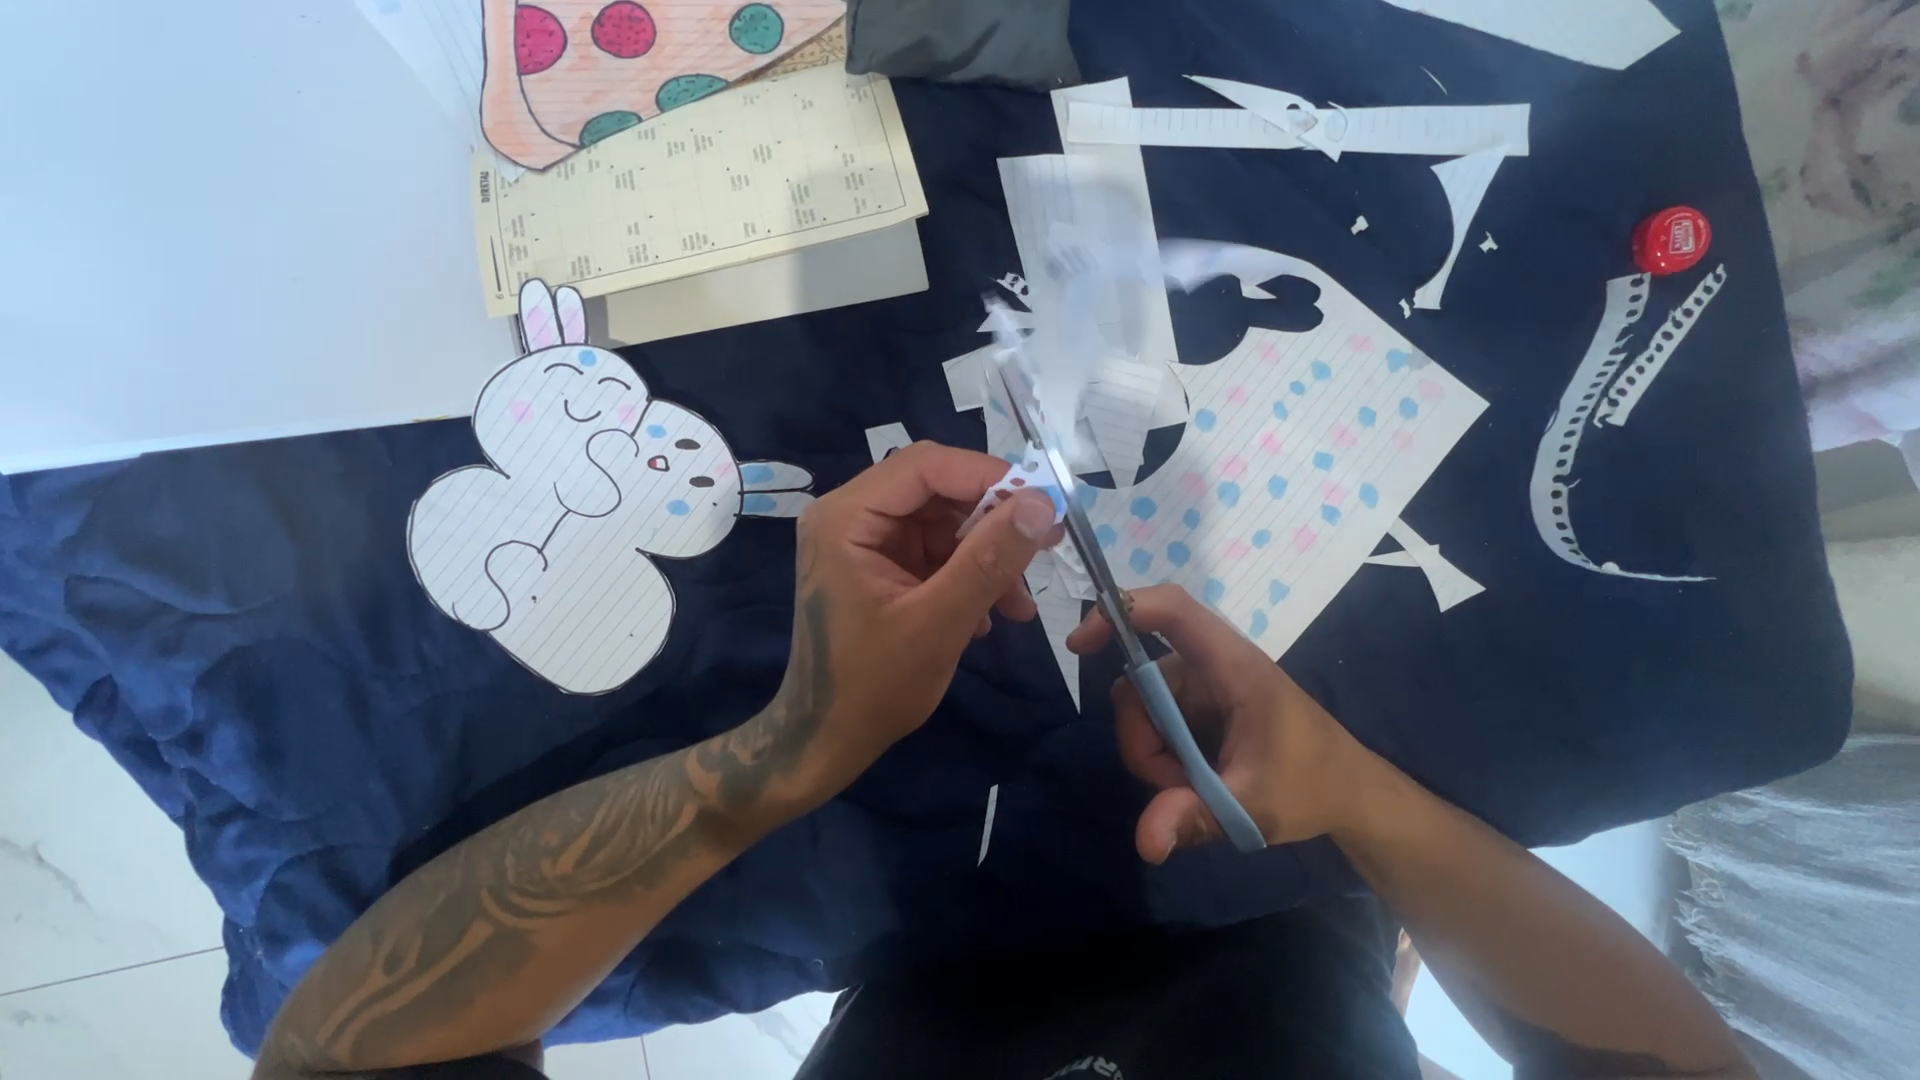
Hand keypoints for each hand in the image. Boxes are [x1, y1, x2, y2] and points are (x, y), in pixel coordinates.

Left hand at [770, 442, 1062, 793]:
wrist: (827, 740)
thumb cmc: (873, 687)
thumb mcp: (938, 624)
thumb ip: (989, 561)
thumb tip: (1042, 505)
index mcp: (846, 518)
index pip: (926, 466)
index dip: (989, 476)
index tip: (1044, 503)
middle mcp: (849, 516)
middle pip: (936, 490)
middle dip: (993, 519)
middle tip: (1046, 543)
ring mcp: (863, 542)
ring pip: (942, 522)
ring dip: (986, 555)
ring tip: (1019, 603)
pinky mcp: (878, 567)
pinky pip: (934, 552)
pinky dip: (967, 575)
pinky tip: (990, 617)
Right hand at [1066, 584, 1379, 862]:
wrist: (1352, 795)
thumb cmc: (1312, 786)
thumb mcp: (1253, 807)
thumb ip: (1196, 817)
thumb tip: (1145, 842)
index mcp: (1233, 666)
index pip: (1172, 609)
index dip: (1122, 609)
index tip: (1080, 642)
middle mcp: (1213, 665)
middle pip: (1142, 675)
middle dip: (1141, 734)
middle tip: (1171, 785)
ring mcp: (1205, 684)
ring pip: (1144, 703)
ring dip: (1153, 750)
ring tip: (1192, 789)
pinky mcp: (1202, 704)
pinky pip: (1158, 718)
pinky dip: (1161, 752)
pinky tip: (1191, 779)